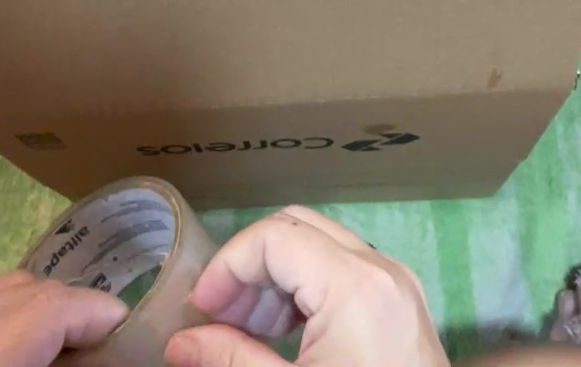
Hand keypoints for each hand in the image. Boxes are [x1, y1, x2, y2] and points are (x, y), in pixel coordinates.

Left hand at [0, 270, 125, 366]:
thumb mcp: (8, 364)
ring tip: (56, 341)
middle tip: (97, 344)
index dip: (97, 314)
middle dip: (72, 309)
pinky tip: (5, 338)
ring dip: (36, 304)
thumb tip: (99, 353)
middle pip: (26, 290)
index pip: (50, 308)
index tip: (126, 334)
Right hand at [165, 206, 448, 366]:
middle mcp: (380, 267)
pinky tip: (284, 332)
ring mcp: (396, 281)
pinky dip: (306, 286)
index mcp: (355, 283)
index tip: (200, 308)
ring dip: (275, 275)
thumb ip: (231, 359)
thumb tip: (179, 343)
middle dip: (250, 265)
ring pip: (319, 242)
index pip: (274, 236)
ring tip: (245, 329)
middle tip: (218, 316)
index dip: (228, 264)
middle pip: (297, 227)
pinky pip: (343, 267)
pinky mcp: (401, 301)